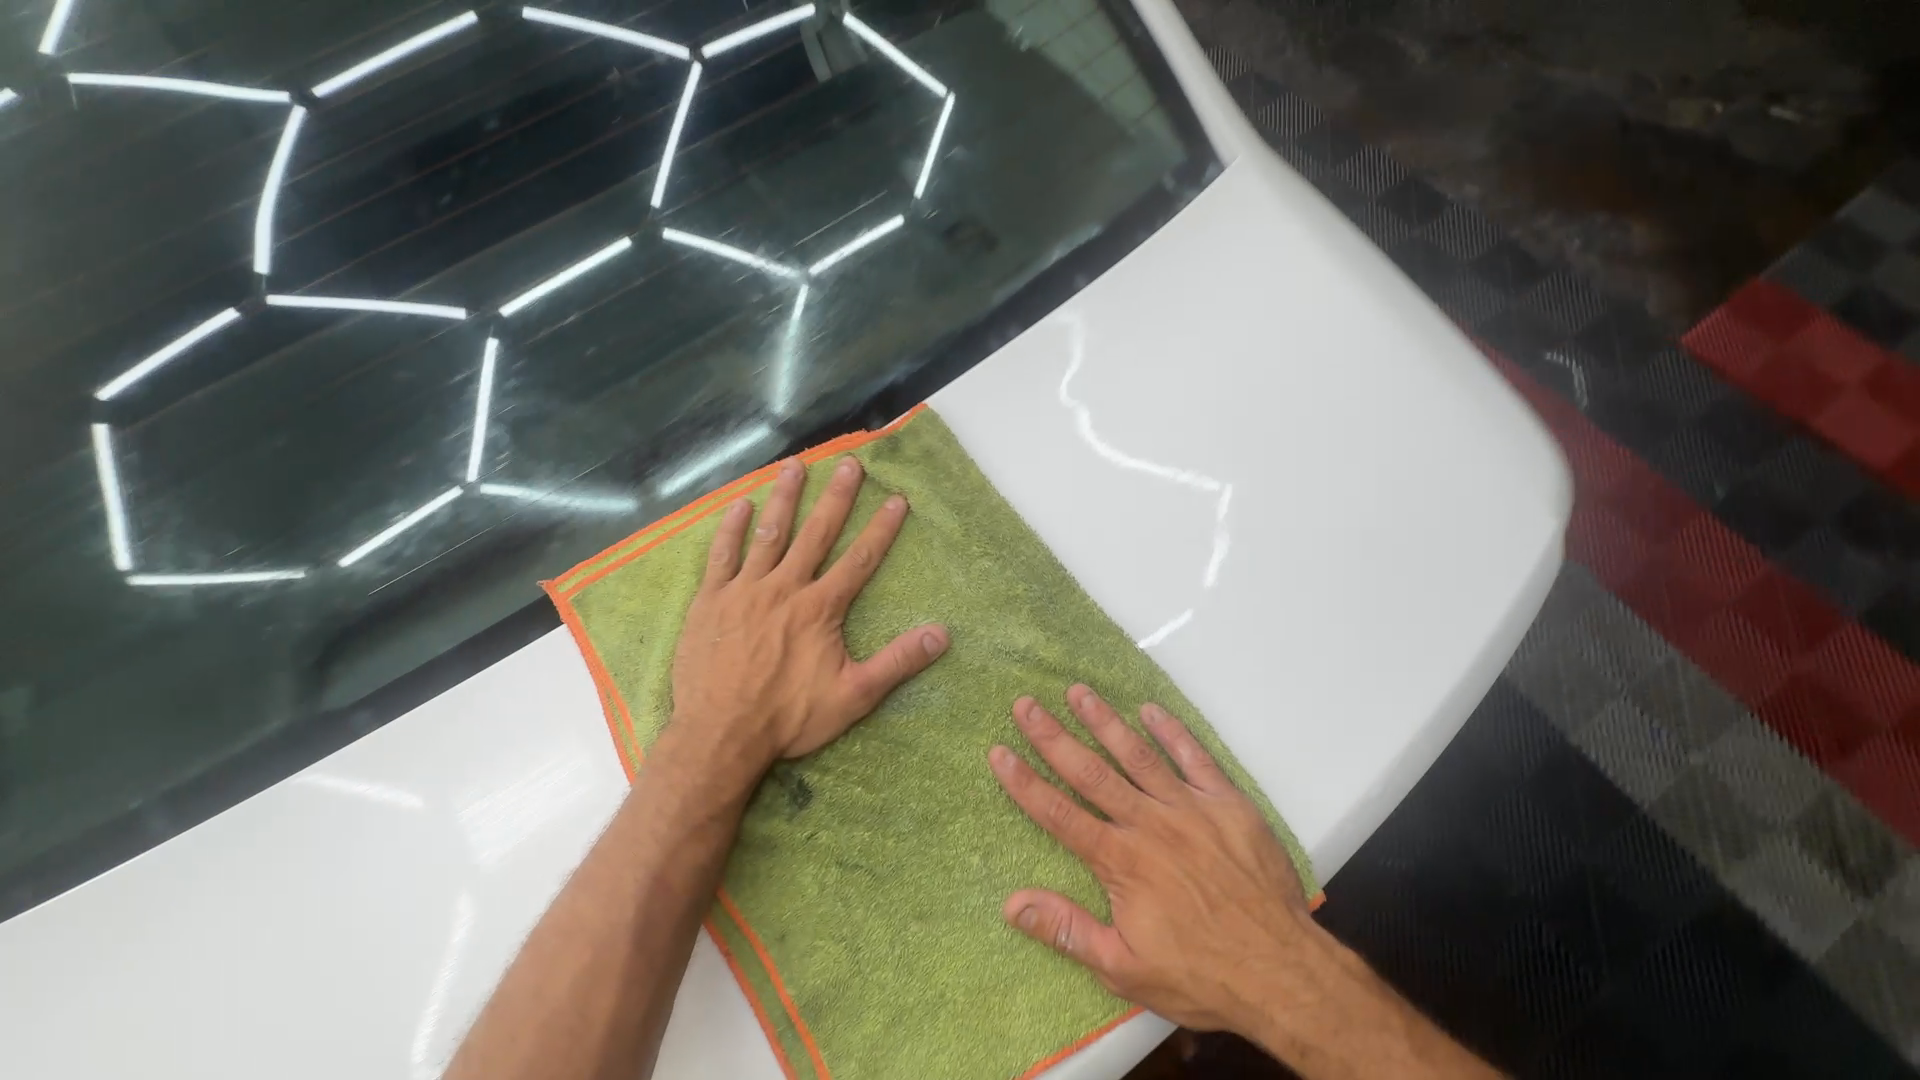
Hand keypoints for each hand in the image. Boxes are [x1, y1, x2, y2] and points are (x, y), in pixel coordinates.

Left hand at [672, 454, 948, 767]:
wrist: (720, 735)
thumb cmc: (789, 718)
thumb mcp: (854, 695)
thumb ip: (897, 662)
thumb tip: (942, 634)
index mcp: (820, 608)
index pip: (859, 560)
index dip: (882, 529)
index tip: (897, 500)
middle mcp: (784, 588)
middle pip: (815, 534)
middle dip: (836, 498)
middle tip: (850, 464)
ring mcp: (744, 591)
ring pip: (768, 534)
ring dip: (784, 498)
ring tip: (795, 465)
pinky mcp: (710, 601)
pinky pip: (722, 556)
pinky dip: (731, 528)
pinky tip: (740, 504)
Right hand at [988, 686, 1316, 1034]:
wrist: (1283, 972)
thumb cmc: (1200, 975)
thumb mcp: (1124, 969)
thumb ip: (1068, 930)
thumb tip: (1012, 904)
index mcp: (1121, 862)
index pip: (1060, 814)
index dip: (1025, 783)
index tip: (999, 752)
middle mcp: (1150, 825)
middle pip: (1091, 773)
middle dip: (1053, 736)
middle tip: (1026, 703)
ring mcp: (1191, 809)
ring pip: (1138, 755)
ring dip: (1105, 721)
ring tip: (1078, 690)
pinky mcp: (1228, 804)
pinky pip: (1195, 759)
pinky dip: (1172, 732)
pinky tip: (1151, 710)